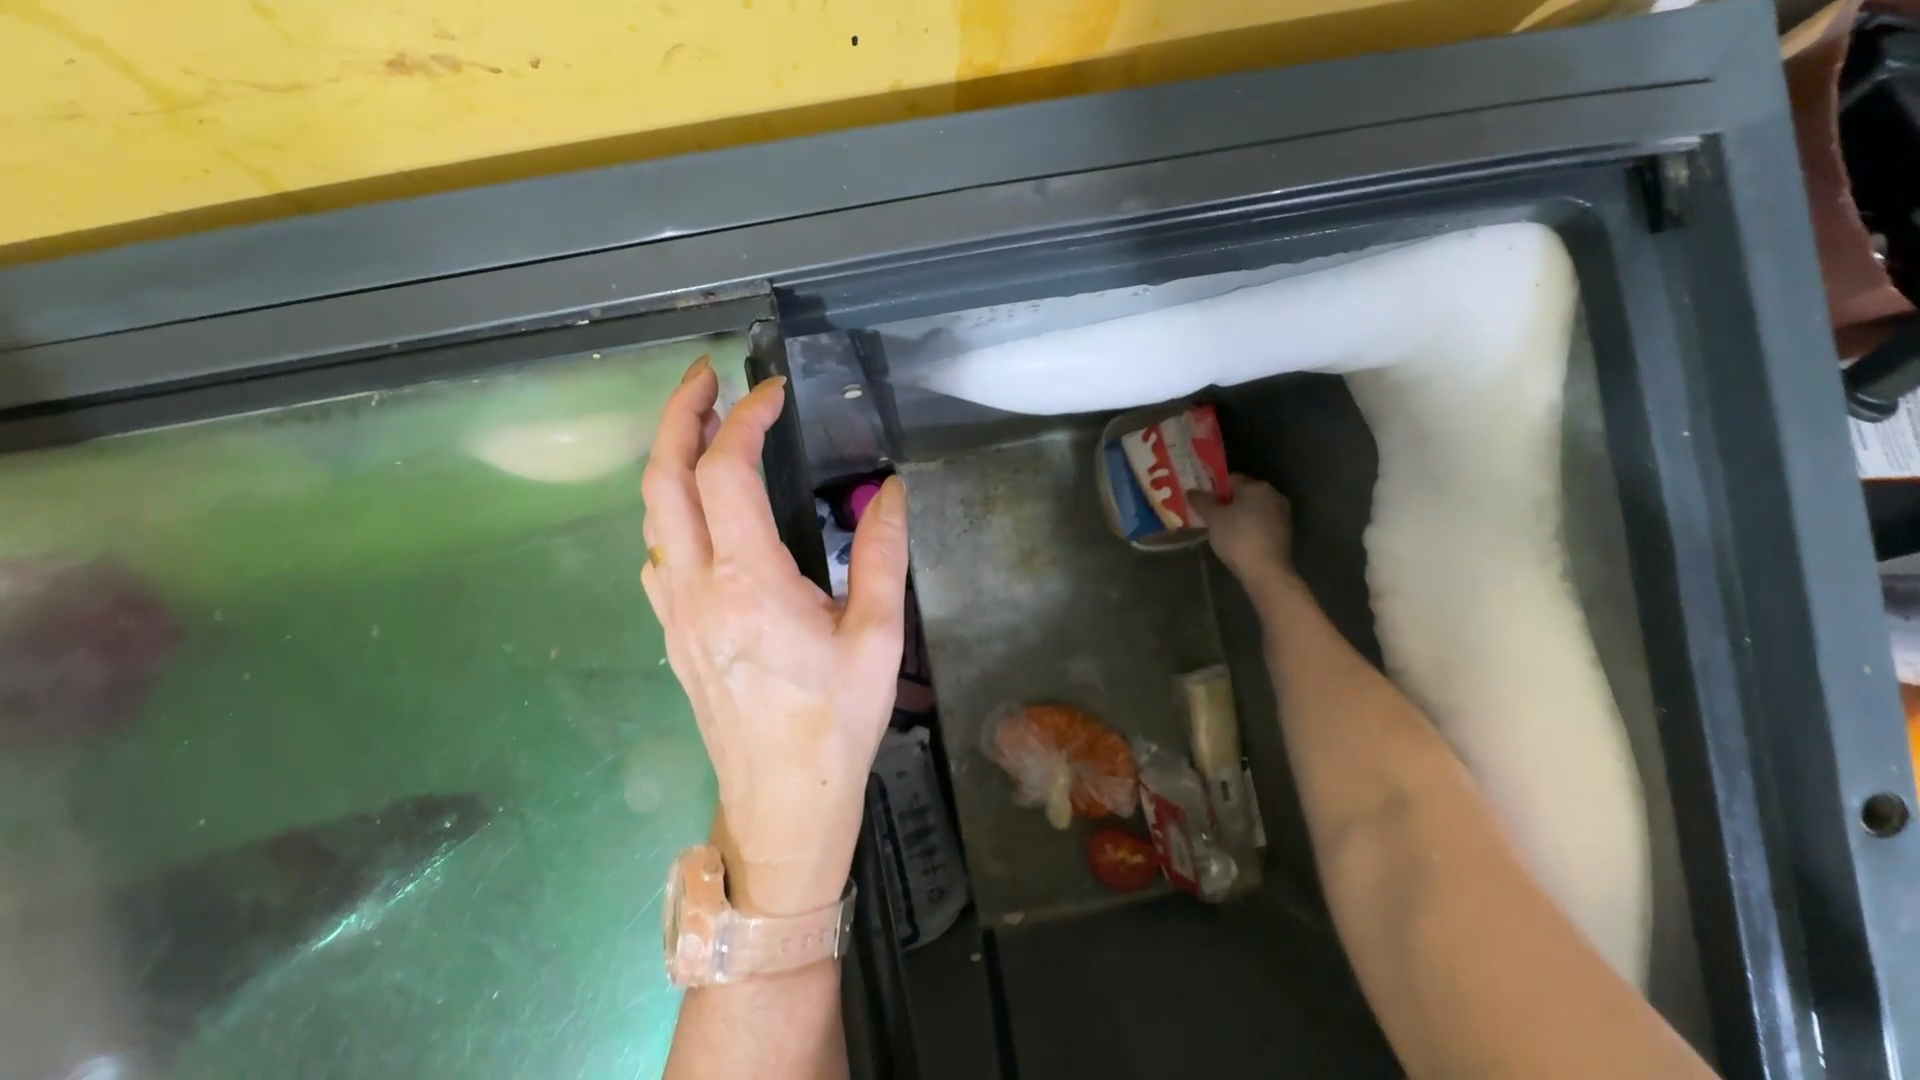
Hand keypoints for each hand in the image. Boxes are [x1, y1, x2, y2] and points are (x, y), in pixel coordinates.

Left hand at [641, 357, 909, 916]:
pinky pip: (656, 555)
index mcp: (749, 582)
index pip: (727, 472)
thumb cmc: (835, 722)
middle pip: (663, 479)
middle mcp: (696, 588)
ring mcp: (674, 614)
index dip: (746, 418)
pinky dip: (669, 511)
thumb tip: (890, 492)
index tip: (774, 392)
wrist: (784, 803)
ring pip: (651, 516)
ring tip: (703, 429)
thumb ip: (883, 555)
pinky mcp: (672, 636)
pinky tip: (699, 513)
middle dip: (678, 415)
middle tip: (706, 377)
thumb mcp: (877, 637)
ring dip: (668, 460)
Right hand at [1191, 475, 1296, 591]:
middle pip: (1245, 493)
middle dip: (1228, 503)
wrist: (1266, 570)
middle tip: (1211, 518)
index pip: (1231, 478)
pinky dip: (1252, 527)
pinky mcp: (1286, 532)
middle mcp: (1274, 495)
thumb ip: (1202, 501)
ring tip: (1224, 531)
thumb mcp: (1212, 518)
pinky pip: (1263, 523)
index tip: (1204, 503)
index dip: (1215, 489)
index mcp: (1257, 486)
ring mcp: (1283, 514)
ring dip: (1241, 516)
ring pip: (1255, 509)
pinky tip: (1241, 541)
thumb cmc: (1237, 538)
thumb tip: (1192, 491)